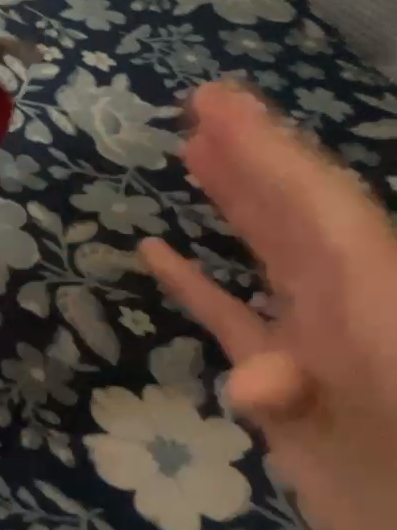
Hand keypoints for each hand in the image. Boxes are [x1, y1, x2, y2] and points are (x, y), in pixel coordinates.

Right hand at [140, 80, 396, 529]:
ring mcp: (321, 350)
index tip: (216, 99)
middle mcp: (355, 315)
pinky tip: (156, 252)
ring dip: (229, 206)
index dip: (270, 149)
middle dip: (252, 159)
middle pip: (301, 220)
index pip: (323, 210)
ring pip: (270, 259)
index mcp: (380, 305)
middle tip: (200, 105)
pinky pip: (233, 318)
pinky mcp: (287, 387)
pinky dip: (195, 284)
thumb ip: (315, 393)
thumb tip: (256, 375)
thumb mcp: (386, 429)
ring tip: (190, 153)